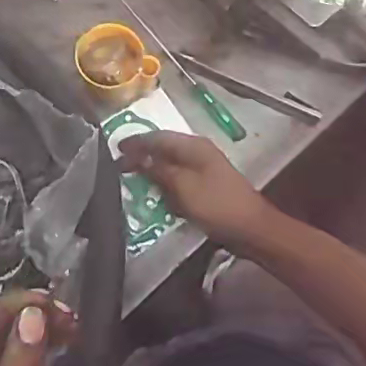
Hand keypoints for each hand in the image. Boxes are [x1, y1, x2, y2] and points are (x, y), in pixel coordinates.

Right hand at [117, 131, 277, 248]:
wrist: (250, 228)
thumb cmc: (216, 204)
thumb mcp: (183, 186)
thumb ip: (159, 170)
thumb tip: (138, 157)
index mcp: (194, 146)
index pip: (159, 137)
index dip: (136, 142)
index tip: (115, 150)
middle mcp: (199, 152)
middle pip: (165, 149)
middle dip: (142, 156)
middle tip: (120, 167)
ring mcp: (204, 169)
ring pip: (172, 165)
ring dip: (154, 171)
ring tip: (132, 179)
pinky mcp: (206, 187)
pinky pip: (180, 181)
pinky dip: (166, 185)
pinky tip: (156, 195)